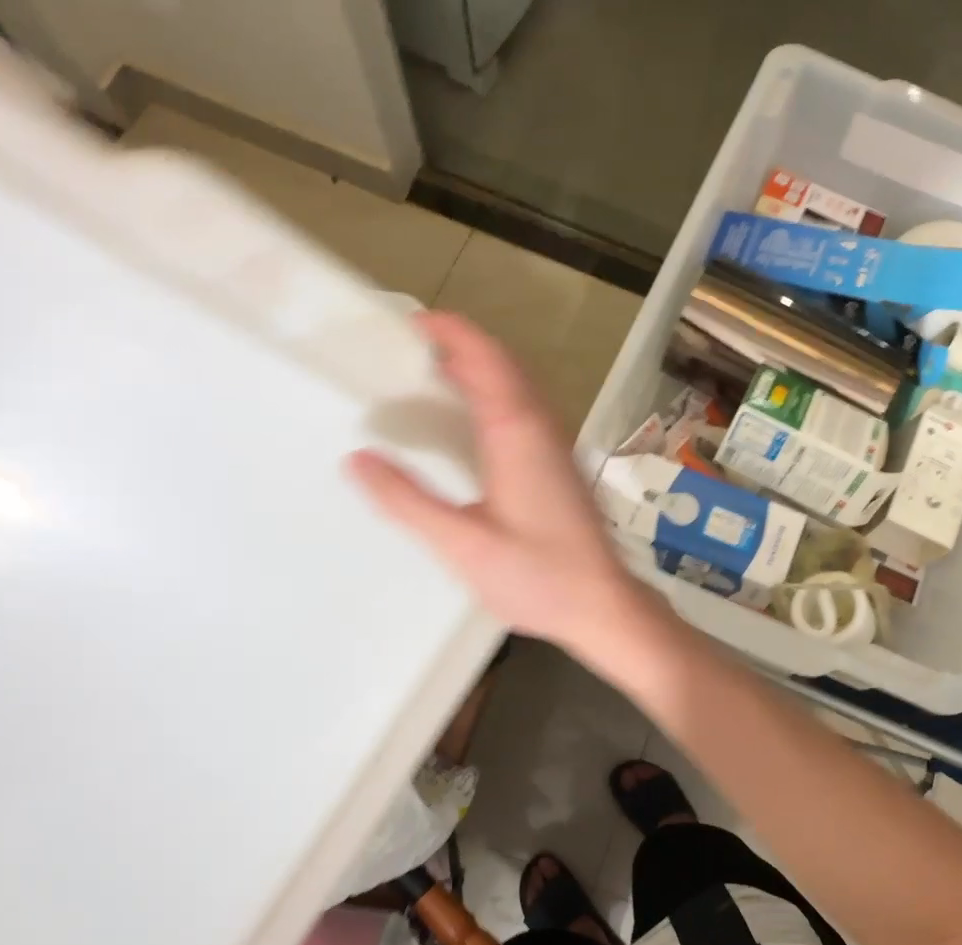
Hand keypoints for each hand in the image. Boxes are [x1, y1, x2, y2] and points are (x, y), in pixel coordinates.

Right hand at [348, 312, 654, 655]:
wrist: (604, 605)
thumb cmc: (538, 576)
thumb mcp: (462, 544)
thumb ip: (408, 501)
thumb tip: (358, 458)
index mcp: (517, 433)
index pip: (484, 358)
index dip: (449, 331)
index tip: (406, 321)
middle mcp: (542, 427)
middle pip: (502, 364)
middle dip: (458, 345)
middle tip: (405, 348)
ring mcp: (558, 445)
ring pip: (518, 386)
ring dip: (478, 369)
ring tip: (429, 375)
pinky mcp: (562, 465)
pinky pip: (526, 410)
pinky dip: (494, 396)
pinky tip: (470, 423)